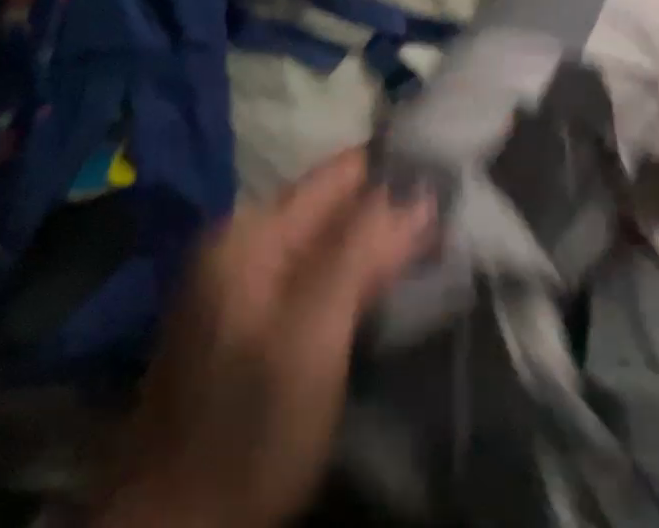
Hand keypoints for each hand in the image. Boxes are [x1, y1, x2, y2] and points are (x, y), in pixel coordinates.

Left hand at [92, 150, 434, 527]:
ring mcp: (260, 284)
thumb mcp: (311, 333)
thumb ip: (360, 252)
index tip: (469, 171)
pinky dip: (380, 268)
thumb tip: (424, 184)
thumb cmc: (251, 424)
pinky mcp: (276, 318)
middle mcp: (250, 247)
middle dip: (410, 203)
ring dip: (400, 237)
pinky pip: (341, 270)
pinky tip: (416, 277)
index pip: (348, 170)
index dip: (409, 166)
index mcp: (251, 238)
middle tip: (472, 214)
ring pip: (350, 236)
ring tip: (457, 241)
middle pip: (349, 201)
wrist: (186, 522)